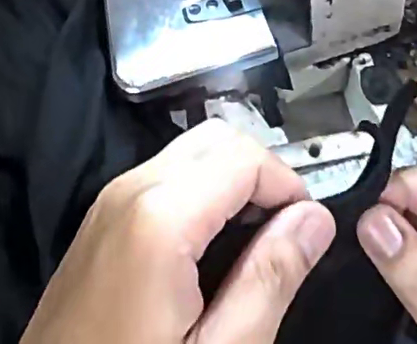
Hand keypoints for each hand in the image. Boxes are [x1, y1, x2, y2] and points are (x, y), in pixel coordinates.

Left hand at [21, 119, 336, 343]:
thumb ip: (269, 279)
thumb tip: (314, 220)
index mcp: (160, 215)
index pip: (243, 154)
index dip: (288, 183)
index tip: (309, 229)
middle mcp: (131, 188)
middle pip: (216, 138)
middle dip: (261, 173)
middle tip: (287, 234)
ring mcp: (110, 200)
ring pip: (191, 150)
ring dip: (232, 179)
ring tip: (256, 244)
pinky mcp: (102, 218)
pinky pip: (165, 175)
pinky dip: (201, 190)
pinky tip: (214, 245)